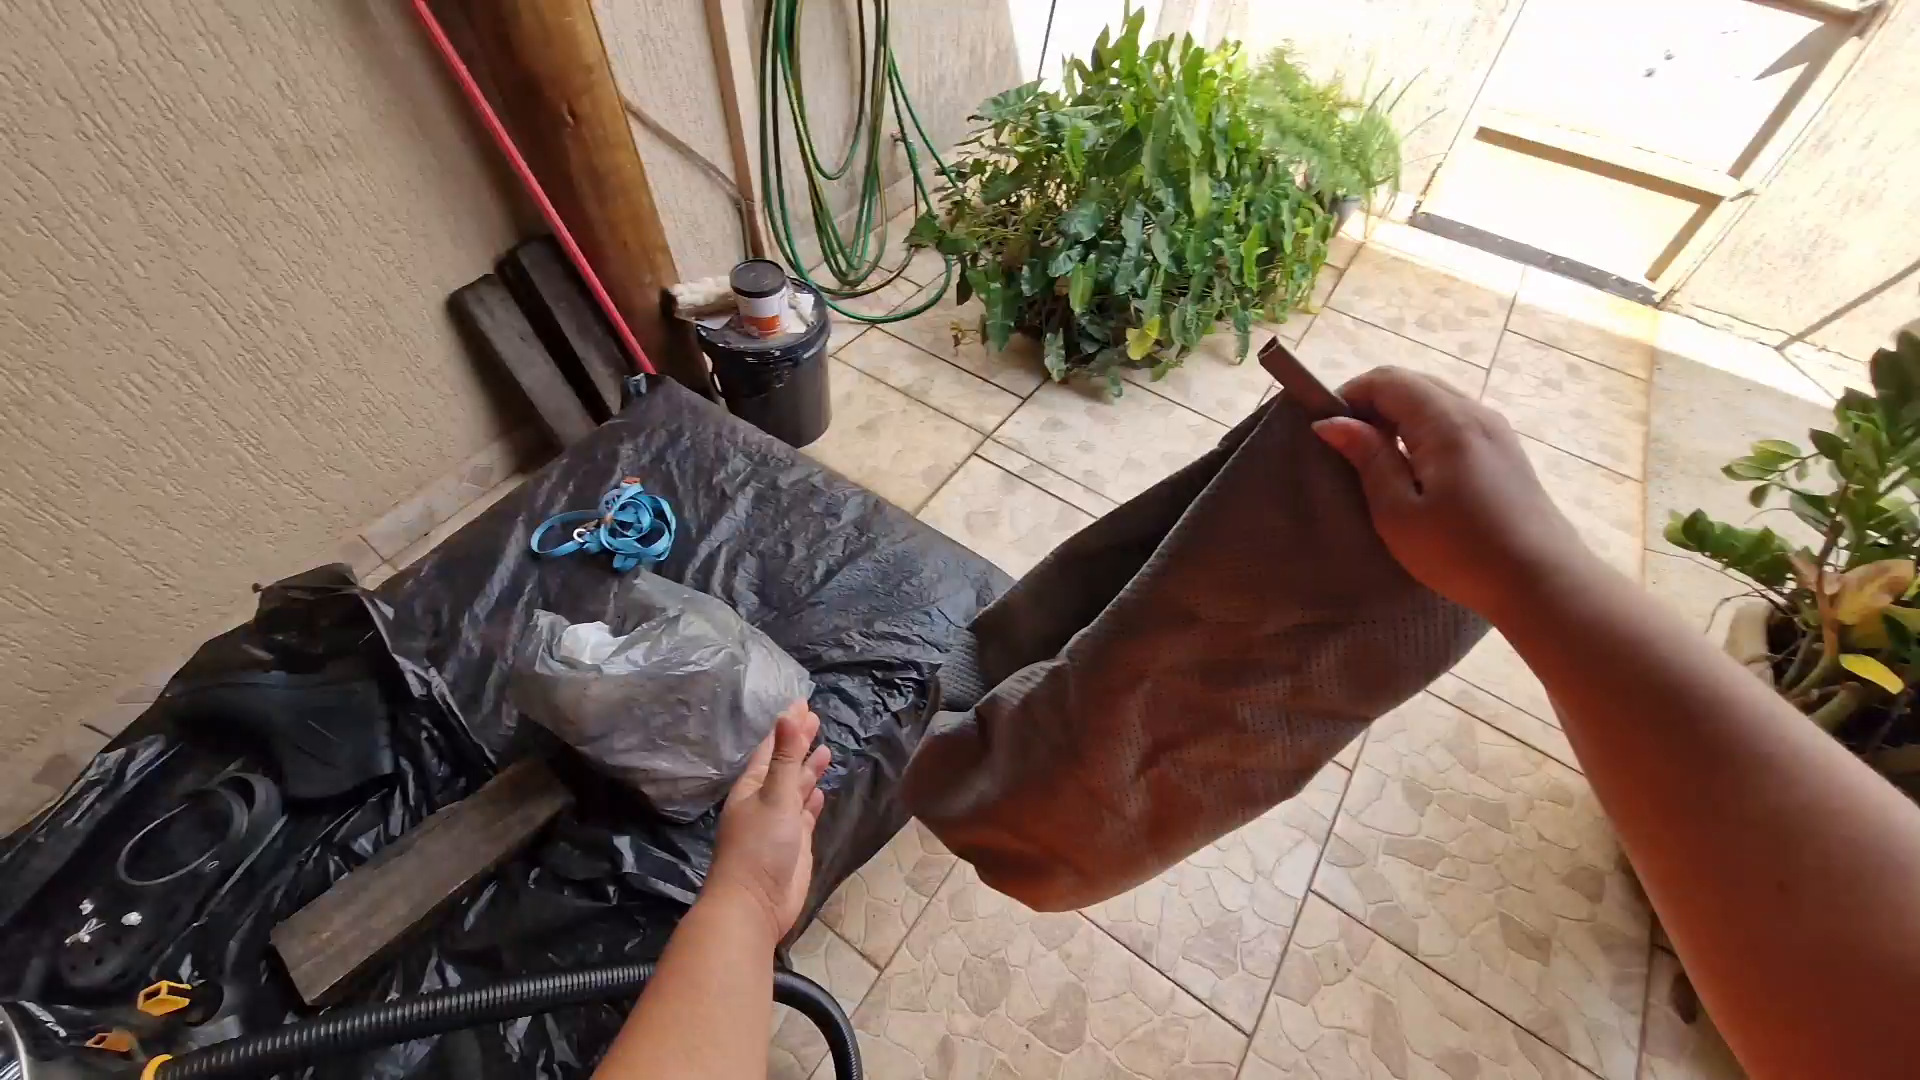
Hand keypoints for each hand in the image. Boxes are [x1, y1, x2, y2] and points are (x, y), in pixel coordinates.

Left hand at [706, 702, 831, 940]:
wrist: (753, 907)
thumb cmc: (759, 847)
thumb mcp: (775, 796)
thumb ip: (787, 758)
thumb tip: (788, 716)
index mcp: (753, 787)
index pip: (772, 748)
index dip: (788, 726)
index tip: (802, 703)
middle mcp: (764, 801)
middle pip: (785, 765)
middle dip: (799, 742)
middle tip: (816, 718)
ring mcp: (779, 823)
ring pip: (796, 788)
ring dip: (809, 769)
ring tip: (825, 749)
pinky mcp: (794, 843)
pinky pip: (804, 813)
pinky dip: (812, 800)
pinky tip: (821, 791)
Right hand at [1310, 366, 1595, 622]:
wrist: (1540, 582)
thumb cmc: (1459, 552)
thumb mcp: (1397, 511)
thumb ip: (1367, 458)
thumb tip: (1331, 422)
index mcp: (1446, 423)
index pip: (1387, 380)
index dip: (1348, 395)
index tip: (1324, 430)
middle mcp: (1474, 412)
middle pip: (1411, 383)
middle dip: (1369, 403)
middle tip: (1343, 445)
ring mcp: (1494, 429)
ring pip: (1432, 399)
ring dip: (1394, 416)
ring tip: (1371, 458)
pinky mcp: (1502, 449)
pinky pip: (1451, 418)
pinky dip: (1418, 427)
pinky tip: (1408, 466)